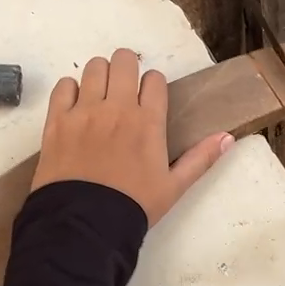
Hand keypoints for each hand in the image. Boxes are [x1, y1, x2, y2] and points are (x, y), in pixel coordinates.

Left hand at [32, 48, 234, 225]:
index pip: (154, 79)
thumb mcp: (174, 187)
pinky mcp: (57, 120)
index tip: (148, 99)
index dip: (152, 85)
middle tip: (123, 88)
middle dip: (126, 69)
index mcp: (148, 121)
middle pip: (123, 61)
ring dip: (99, 76)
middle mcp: (116, 108)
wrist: (85, 224)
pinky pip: (63, 86)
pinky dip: (70, 90)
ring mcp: (84, 111)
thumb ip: (201, 158)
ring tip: (99, 95)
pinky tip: (75, 106)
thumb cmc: (133, 206)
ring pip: (93, 68)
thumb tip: (228, 137)